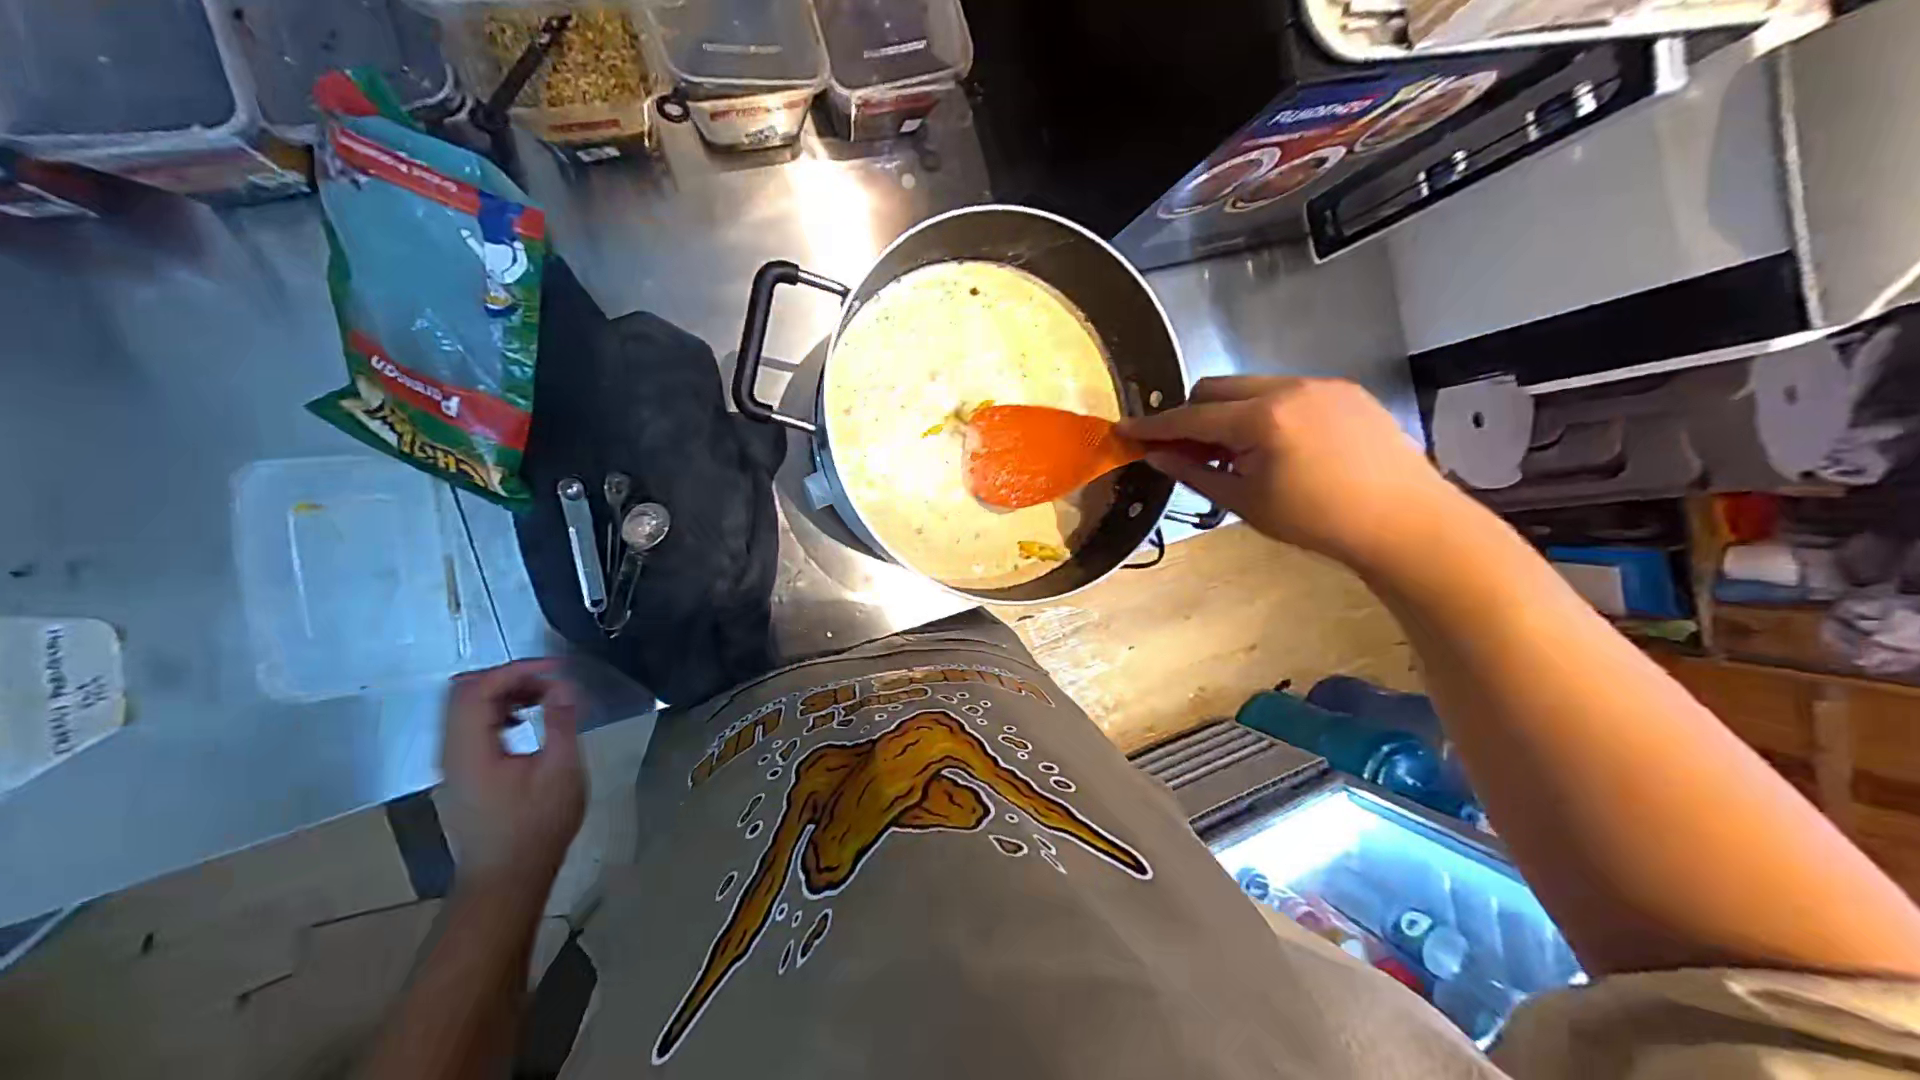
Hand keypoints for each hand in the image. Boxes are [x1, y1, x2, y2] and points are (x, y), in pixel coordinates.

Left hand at [437, 659, 586, 893]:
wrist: (507, 876)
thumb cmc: (537, 826)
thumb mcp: (561, 771)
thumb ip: (561, 723)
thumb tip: (562, 686)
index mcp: (470, 750)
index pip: (478, 689)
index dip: (517, 669)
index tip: (556, 669)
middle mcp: (450, 751)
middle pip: (463, 691)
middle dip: (509, 676)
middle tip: (549, 682)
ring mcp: (451, 762)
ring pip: (464, 706)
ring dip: (504, 692)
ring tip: (545, 698)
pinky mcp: (461, 770)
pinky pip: (469, 723)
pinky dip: (498, 710)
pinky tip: (527, 720)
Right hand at [1118, 376, 1462, 568]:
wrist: (1405, 522)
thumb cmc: (1317, 522)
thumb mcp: (1246, 502)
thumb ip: (1195, 473)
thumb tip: (1157, 457)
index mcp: (1262, 418)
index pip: (1190, 417)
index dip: (1153, 426)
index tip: (1125, 429)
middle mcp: (1288, 388)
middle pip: (1215, 388)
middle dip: (1192, 414)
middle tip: (1189, 451)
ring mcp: (1320, 385)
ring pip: (1251, 386)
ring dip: (1229, 413)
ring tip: (1239, 453)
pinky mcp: (1344, 391)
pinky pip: (1286, 392)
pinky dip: (1265, 412)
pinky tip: (1278, 447)